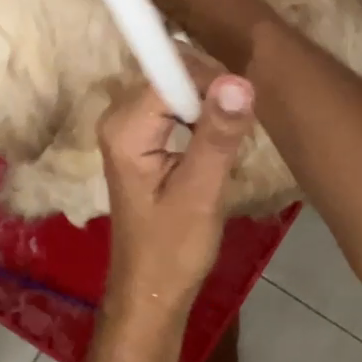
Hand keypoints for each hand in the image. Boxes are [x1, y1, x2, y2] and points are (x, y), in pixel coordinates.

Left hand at [98, 54, 256, 312]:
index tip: (243, 106)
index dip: (212, 81)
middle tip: (240, 128)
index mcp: (125, 126)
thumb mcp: (202, 192)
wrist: (152, 289)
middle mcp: (118, 115)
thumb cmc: (174, 249)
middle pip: (173, 74)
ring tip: (232, 137)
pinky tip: (217, 143)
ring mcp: (127, 124)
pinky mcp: (139, 135)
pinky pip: (175, 104)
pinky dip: (201, 115)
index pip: (173, 73)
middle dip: (212, 91)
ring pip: (177, 87)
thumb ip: (217, 135)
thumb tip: (238, 80)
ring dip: (210, 104)